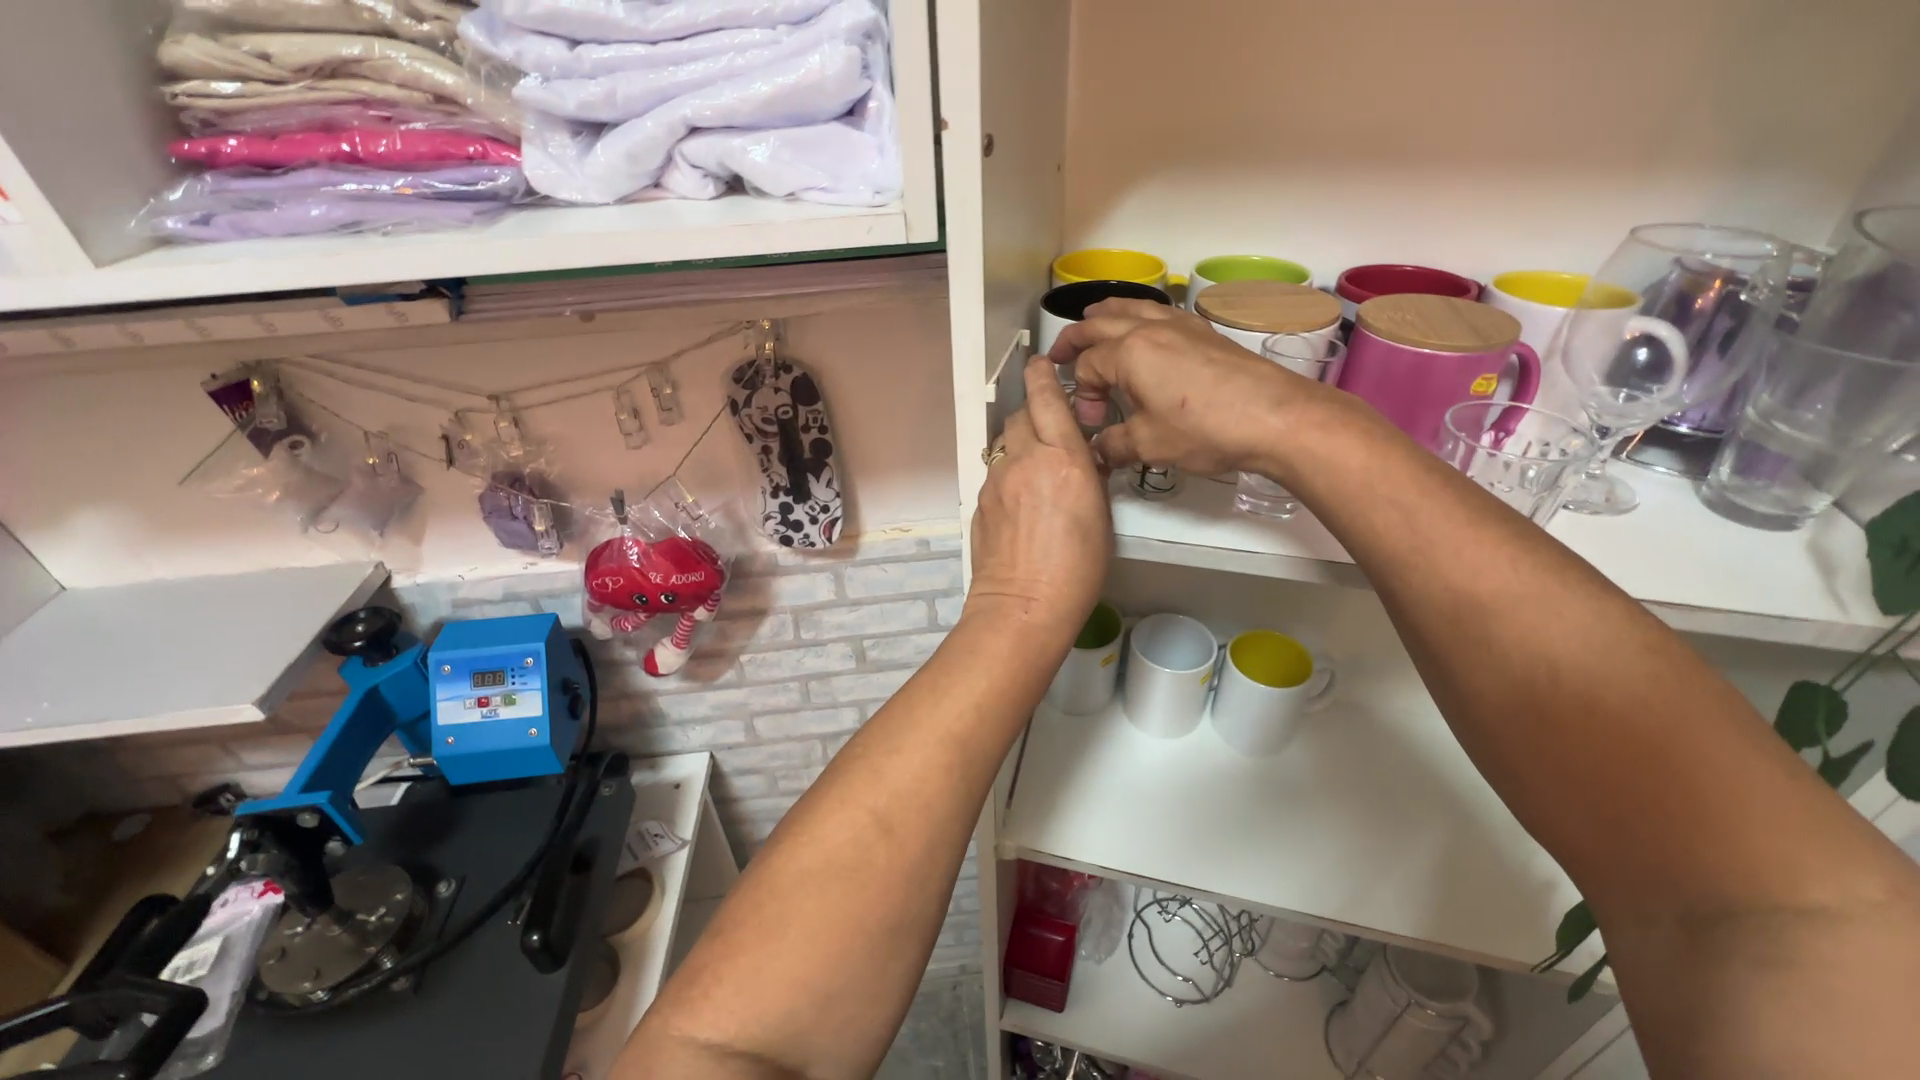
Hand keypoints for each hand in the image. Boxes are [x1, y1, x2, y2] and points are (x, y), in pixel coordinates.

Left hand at [966, 356, 1112, 638]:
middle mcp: (1025, 460)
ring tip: (1036, 468)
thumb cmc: (1076, 569)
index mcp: (1064, 458)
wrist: (1023, 605)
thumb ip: (1087, 476)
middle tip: (1050, 427)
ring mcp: (997, 480)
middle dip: (1033, 413)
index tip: (1041, 365)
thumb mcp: (1100, 514)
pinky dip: (1008, 474)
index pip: (1046, 397)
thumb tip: (1080, 459)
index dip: (1042, 375)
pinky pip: (995, 473)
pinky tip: (1022, 501)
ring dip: (1020, 445)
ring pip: (1005, 444)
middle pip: (1020, 415)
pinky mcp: (981, 502)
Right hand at [1048, 299, 1334, 475]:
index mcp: (1128, 353)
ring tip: (1092, 316)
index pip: (1088, 366)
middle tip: (1057, 353)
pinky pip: (1160, 313)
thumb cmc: (1206, 429)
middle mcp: (1149, 330)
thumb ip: (1115, 445)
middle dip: (1075, 338)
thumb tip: (1097, 452)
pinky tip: (1146, 327)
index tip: (1094, 425)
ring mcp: (1180, 327)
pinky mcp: (1204, 333)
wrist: (1274, 417)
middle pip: (1100, 325)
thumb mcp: (1150, 445)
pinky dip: (1140, 314)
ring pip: (1132, 308)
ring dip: (1107, 313)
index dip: (1084, 396)